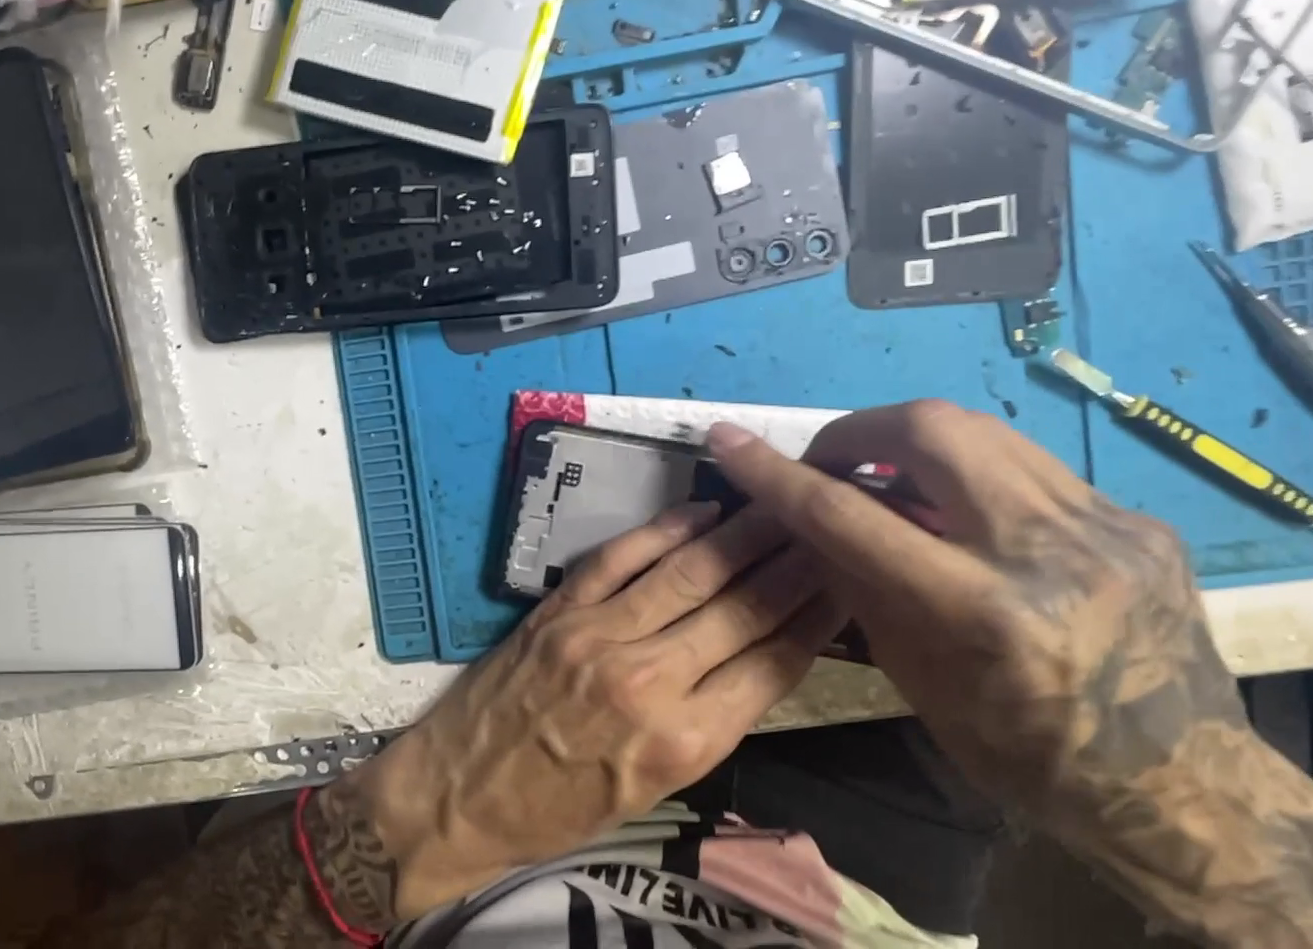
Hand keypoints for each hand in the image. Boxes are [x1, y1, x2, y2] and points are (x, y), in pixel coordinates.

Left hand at [319, 503, 843, 923]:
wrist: (463, 794)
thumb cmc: (562, 808)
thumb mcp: (655, 789)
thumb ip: (709, 721)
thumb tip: (759, 658)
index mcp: (685, 740)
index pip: (772, 662)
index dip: (818, 617)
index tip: (849, 581)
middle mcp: (649, 678)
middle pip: (741, 608)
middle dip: (794, 564)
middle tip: (831, 527)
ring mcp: (598, 635)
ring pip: (687, 573)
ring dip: (741, 535)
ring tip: (782, 505)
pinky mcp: (558, 611)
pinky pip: (619, 558)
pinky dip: (662, 530)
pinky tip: (699, 511)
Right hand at [707, 402, 1312, 946]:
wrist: (1175, 784)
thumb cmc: (1016, 746)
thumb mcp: (910, 672)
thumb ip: (854, 579)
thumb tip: (803, 514)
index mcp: (981, 610)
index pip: (847, 515)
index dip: (775, 474)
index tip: (726, 440)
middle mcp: (1048, 551)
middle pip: (928, 431)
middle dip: (855, 430)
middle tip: (828, 463)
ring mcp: (1106, 527)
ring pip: (980, 430)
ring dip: (909, 442)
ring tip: (884, 478)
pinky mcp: (1137, 520)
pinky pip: (1024, 465)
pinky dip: (966, 473)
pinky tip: (957, 510)